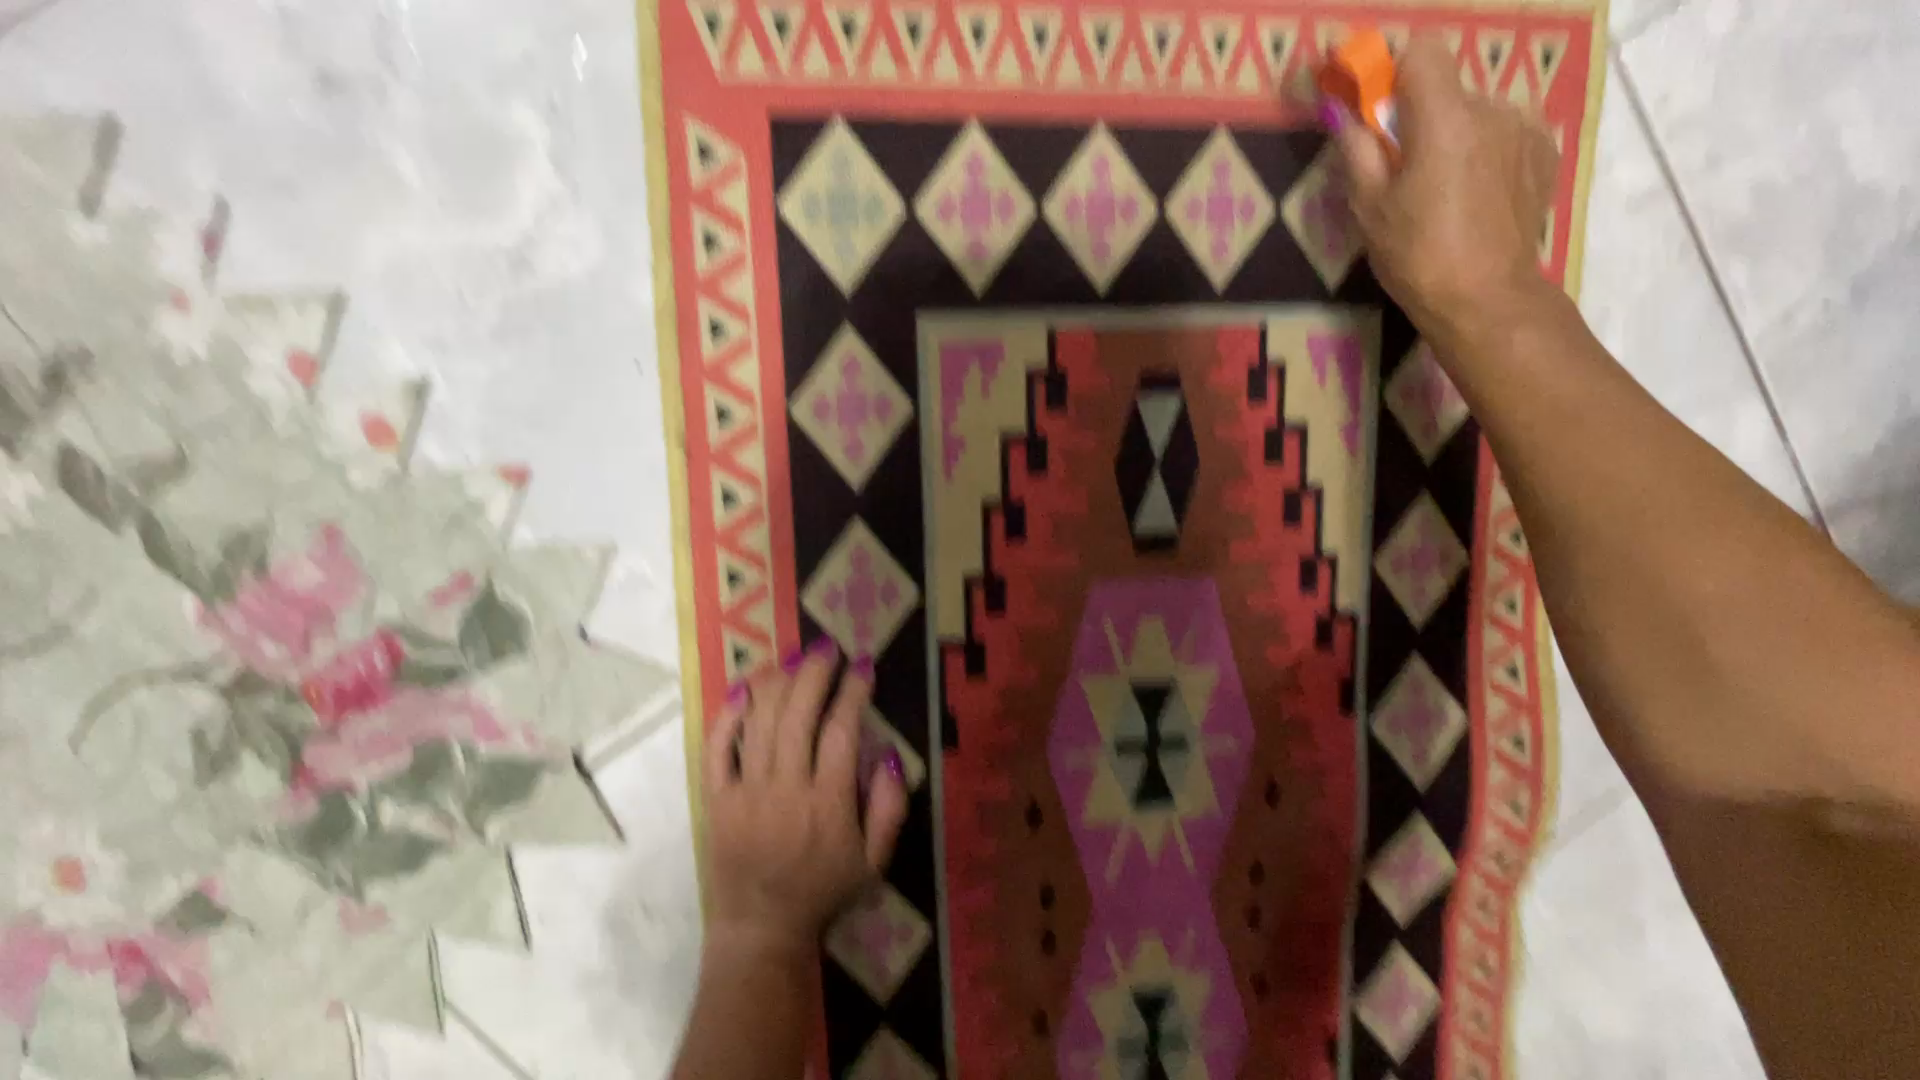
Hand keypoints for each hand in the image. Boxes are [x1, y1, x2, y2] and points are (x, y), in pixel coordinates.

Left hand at [701, 641, 909, 957]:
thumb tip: (890, 756)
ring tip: (790, 658)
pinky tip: (743, 688)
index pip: (842, 731)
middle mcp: (786, 790)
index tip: (863, 666)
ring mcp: (746, 793)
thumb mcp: (874, 863)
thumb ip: (889, 810)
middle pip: (798, 715)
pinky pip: (717, 750)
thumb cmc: (822, 893)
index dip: (853, 692)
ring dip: (776, 683)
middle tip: (826, 648)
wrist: (761, 929)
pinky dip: (728, 716)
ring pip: (760, 723)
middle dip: (814, 674)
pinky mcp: (716, 800)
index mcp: (828, 804)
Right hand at [1331, 36, 1562, 340]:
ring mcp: (1525, 128)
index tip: (1376, 107)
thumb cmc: (1417, 255)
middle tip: (1401, 167)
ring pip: (1474, 111)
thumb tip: (1349, 116)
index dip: (1394, 71)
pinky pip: (1502, 132)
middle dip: (1419, 115)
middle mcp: (1492, 109)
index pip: (1422, 51)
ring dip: (1452, 134)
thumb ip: (1358, 150)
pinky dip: (1482, 150)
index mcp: (1445, 118)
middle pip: (1446, 88)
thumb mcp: (1369, 208)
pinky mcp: (1544, 151)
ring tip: (1441, 189)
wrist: (1485, 298)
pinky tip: (1473, 194)